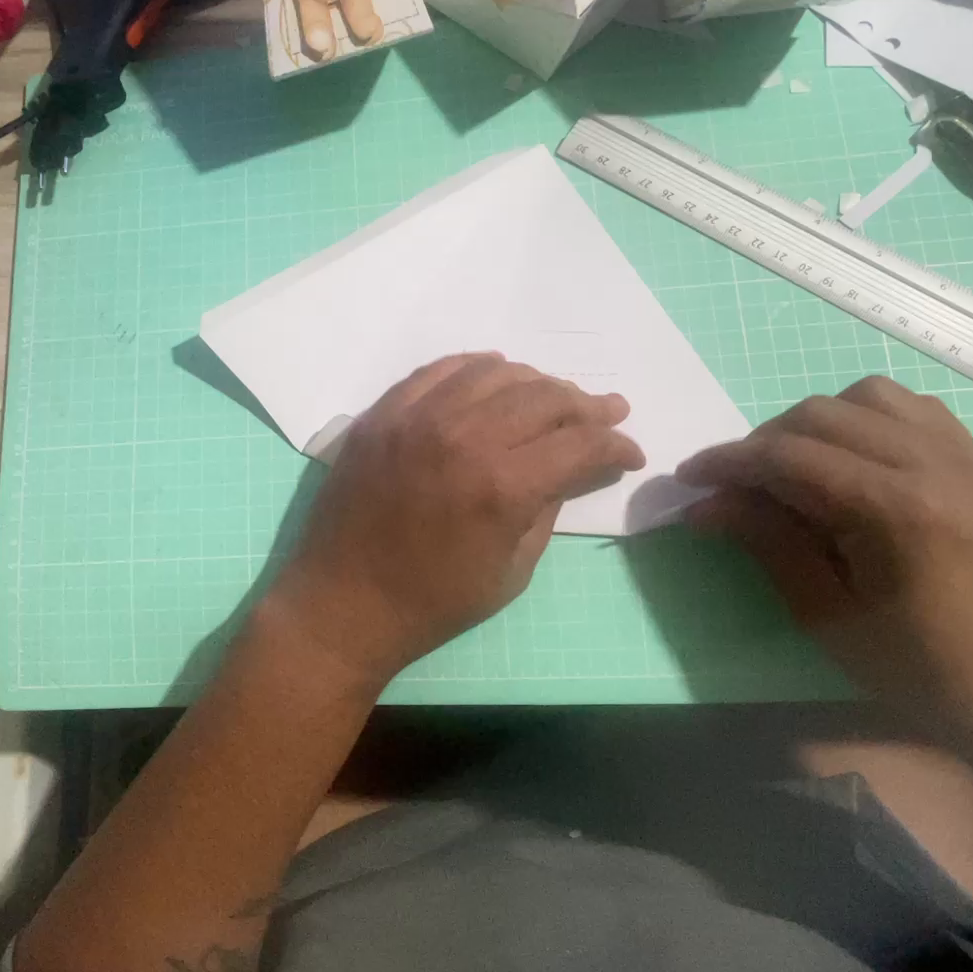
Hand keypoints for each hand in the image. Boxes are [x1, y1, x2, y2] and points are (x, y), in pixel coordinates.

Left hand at [263, 354, 644, 686]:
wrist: (343, 603)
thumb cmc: (433, 602)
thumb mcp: (511, 571)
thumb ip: (547, 508)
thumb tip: (571, 466)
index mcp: (502, 486)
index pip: (580, 442)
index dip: (615, 444)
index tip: (628, 452)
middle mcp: (462, 436)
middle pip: (543, 396)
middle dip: (586, 406)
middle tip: (604, 414)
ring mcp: (415, 419)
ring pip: (493, 372)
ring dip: (534, 382)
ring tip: (551, 397)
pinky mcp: (381, 414)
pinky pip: (437, 370)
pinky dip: (474, 368)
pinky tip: (492, 377)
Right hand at [676, 376, 972, 741]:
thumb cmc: (921, 671)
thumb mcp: (825, 615)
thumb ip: (765, 543)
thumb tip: (704, 505)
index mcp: (896, 510)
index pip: (787, 457)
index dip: (727, 462)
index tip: (688, 479)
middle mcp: (936, 465)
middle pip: (820, 416)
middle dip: (762, 443)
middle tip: (735, 487)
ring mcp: (967, 458)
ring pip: (866, 397)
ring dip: (814, 423)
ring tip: (793, 468)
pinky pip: (912, 409)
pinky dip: (865, 420)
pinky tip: (850, 460)